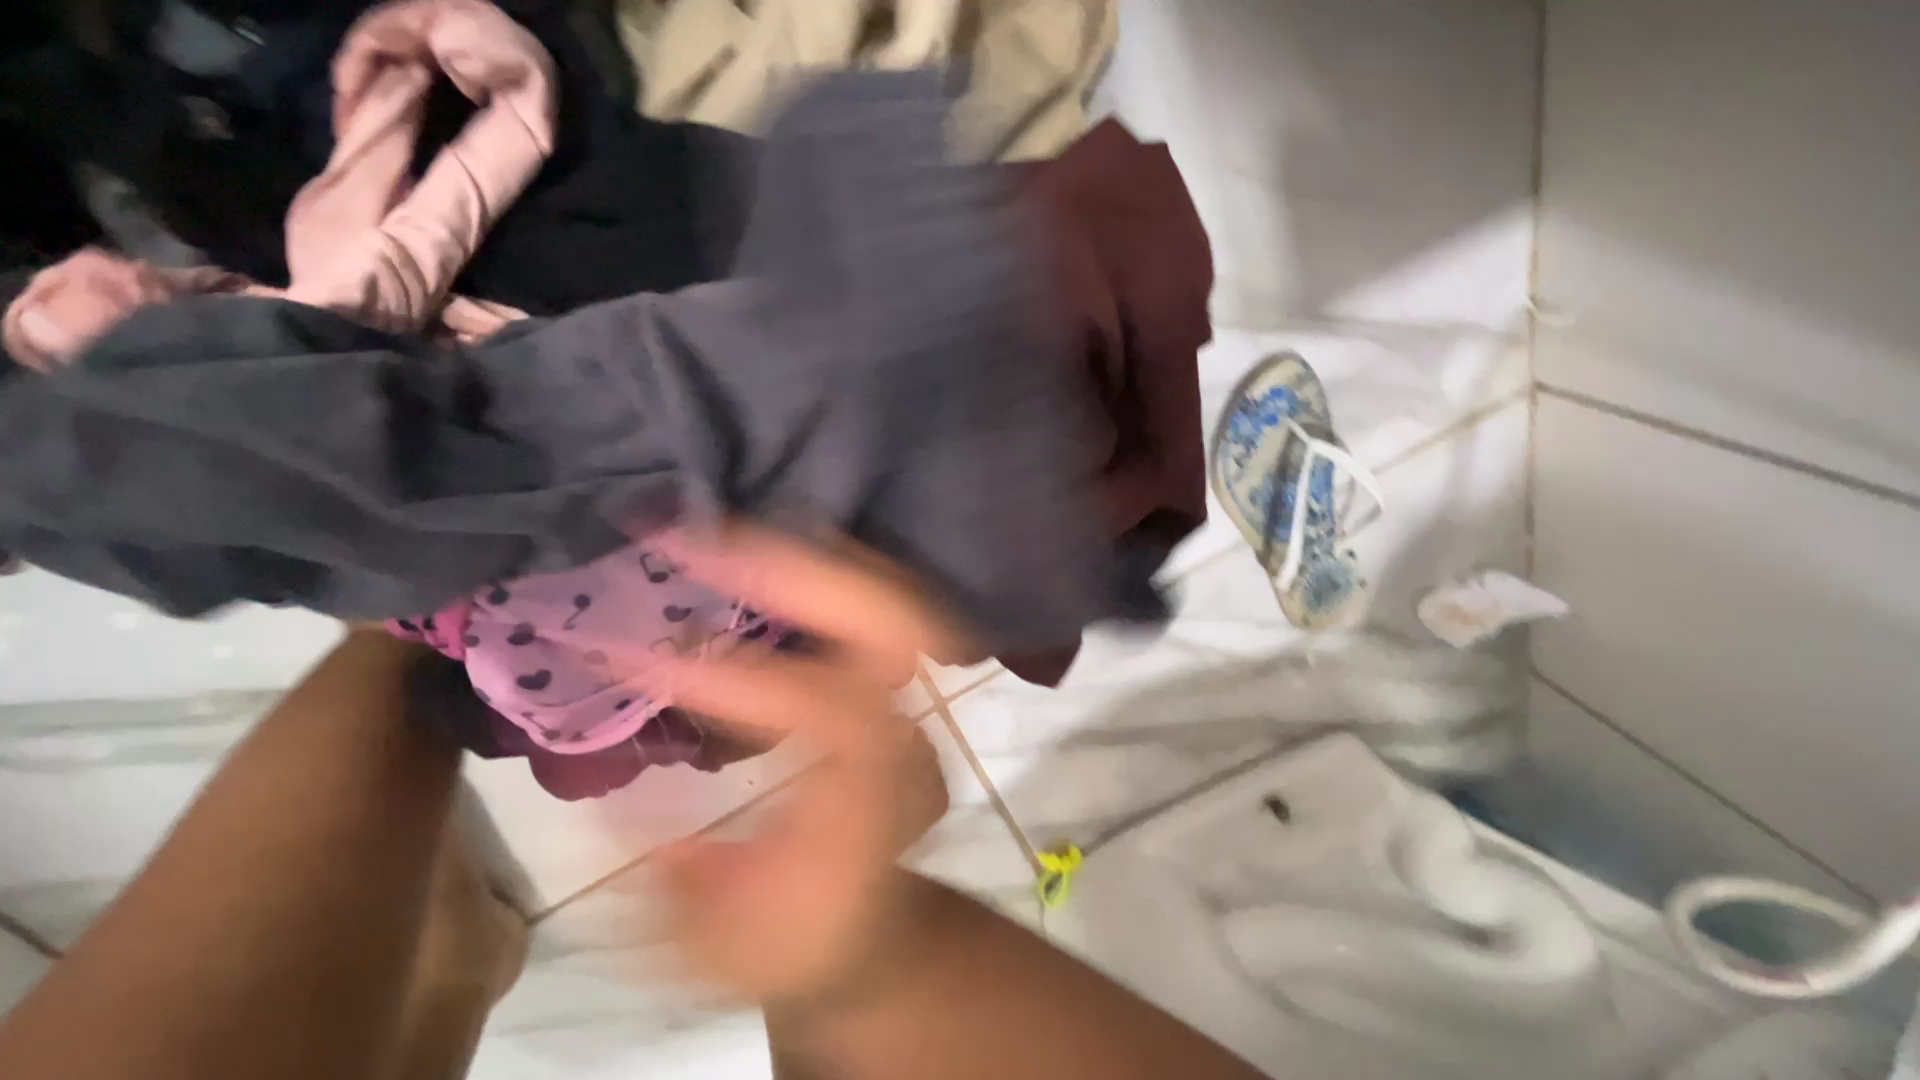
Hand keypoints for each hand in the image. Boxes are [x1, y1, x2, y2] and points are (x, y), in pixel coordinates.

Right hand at [645, 525, 959, 1004]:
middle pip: (883, 618)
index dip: (723, 675)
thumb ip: (679, 884)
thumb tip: (620, 807)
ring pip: (887, 594)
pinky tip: (769, 548)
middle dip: (793, 566)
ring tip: (723, 528)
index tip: (626, 657)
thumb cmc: (799, 938)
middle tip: (694, 541)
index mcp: (867, 792)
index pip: (814, 704)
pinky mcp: (891, 686)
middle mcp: (899, 731)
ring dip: (808, 553)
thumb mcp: (729, 942)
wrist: (869, 925)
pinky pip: (874, 603)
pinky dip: (826, 566)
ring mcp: (905, 701)